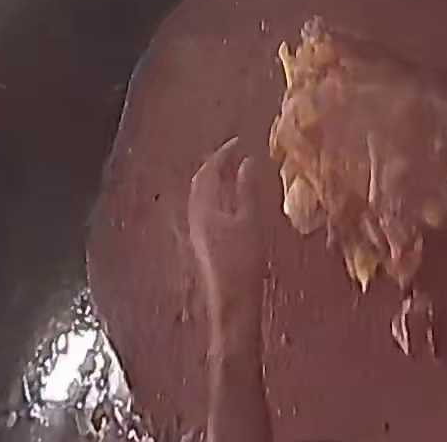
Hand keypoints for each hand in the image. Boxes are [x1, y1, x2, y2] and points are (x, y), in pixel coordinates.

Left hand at [189, 138, 266, 333]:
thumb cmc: (243, 261)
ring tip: (235, 170)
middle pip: (201, 181)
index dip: (223, 153)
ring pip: (202, 194)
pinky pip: (206, 205)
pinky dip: (217, 193)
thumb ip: (247, 189)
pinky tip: (232, 199)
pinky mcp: (204, 241)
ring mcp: (197, 229)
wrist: (232, 304)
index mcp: (204, 207)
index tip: (238, 142)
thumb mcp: (250, 220)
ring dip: (216, 178)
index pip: (209, 171)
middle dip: (216, 164)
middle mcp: (195, 215)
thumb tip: (247, 161)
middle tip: (236, 153)